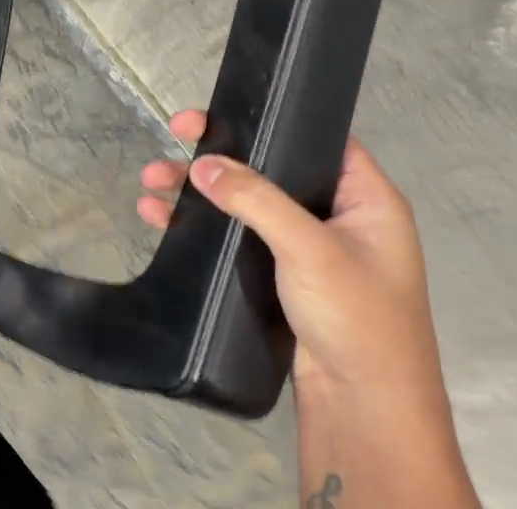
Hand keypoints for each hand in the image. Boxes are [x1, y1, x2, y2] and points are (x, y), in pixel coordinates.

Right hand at [137, 112, 442, 399]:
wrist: (362, 402)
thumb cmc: (359, 319)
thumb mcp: (311, 251)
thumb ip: (257, 201)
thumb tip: (202, 163)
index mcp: (366, 201)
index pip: (318, 140)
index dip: (268, 120)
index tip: (214, 114)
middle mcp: (335, 216)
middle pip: (267, 167)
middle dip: (215, 154)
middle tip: (173, 136)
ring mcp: (303, 245)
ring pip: (240, 199)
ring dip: (194, 188)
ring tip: (150, 181)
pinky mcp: (274, 271)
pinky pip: (227, 232)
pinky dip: (193, 221)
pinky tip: (158, 216)